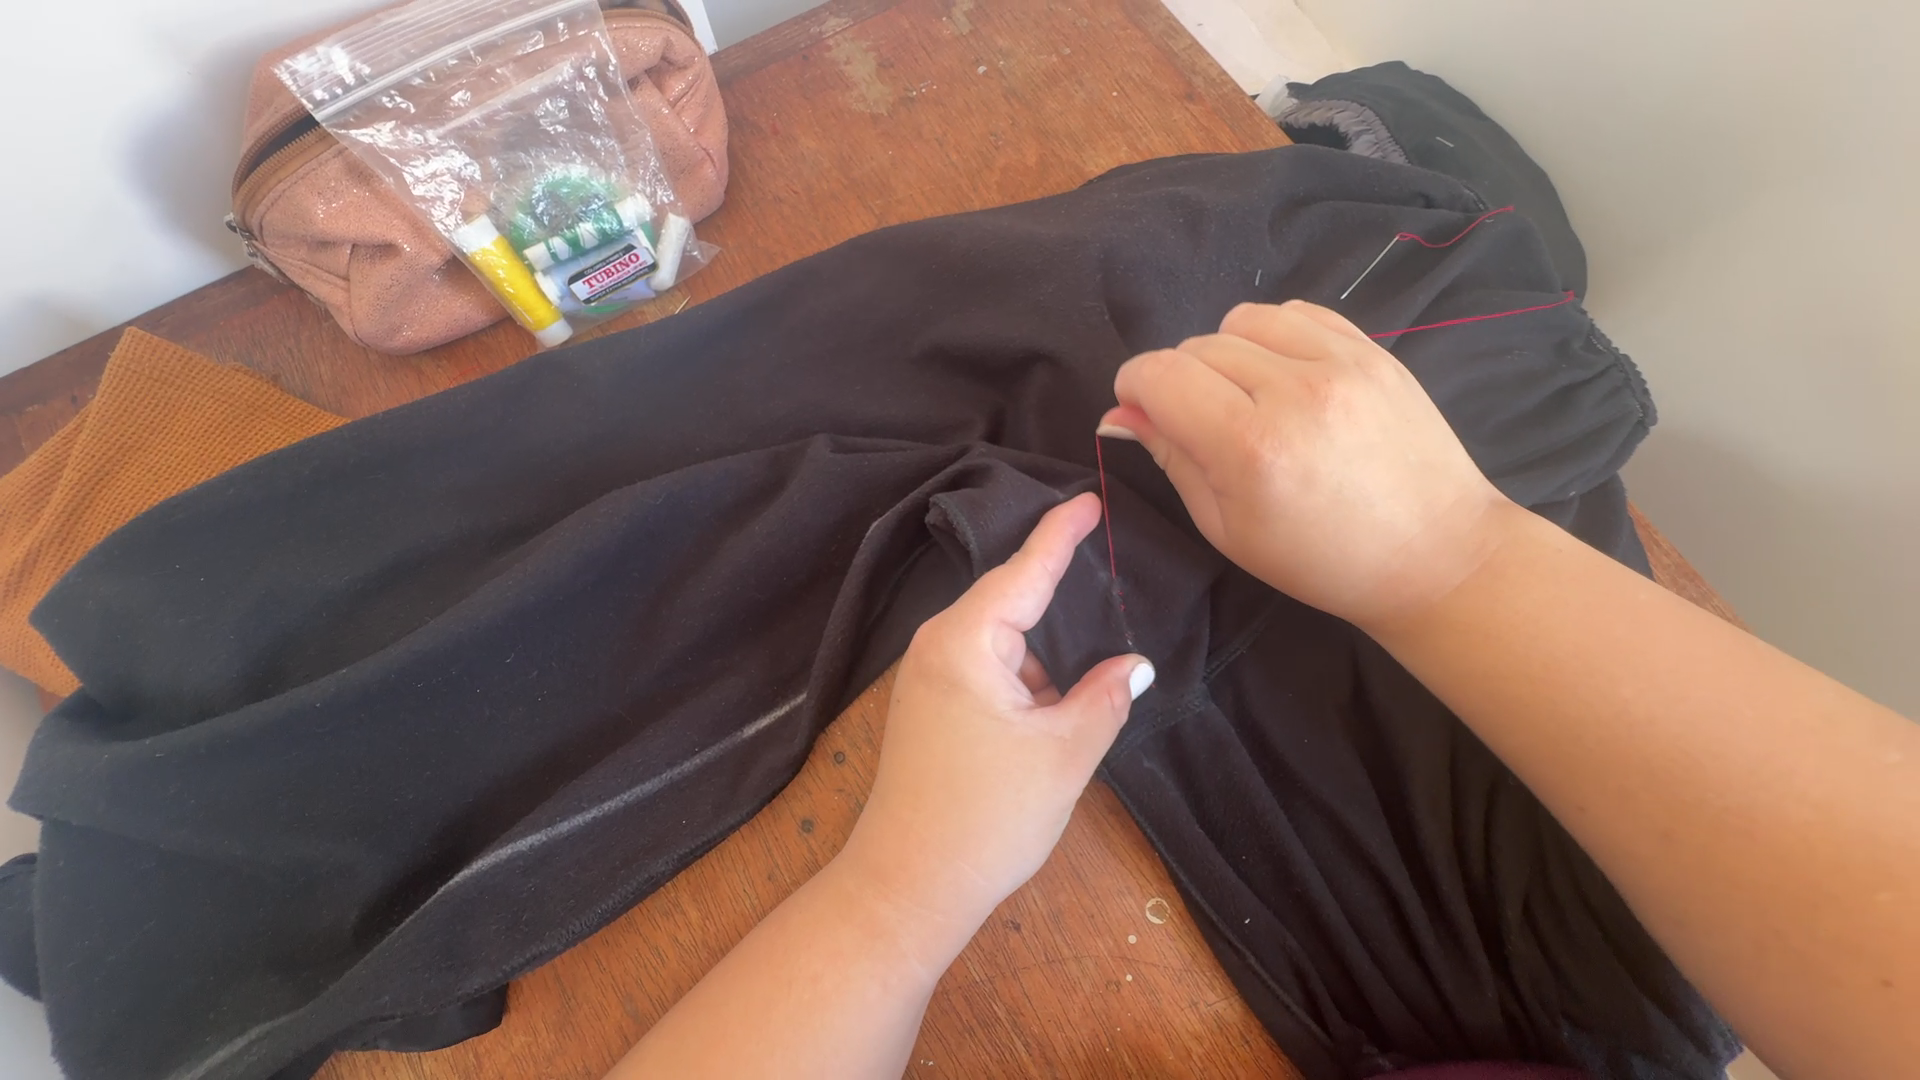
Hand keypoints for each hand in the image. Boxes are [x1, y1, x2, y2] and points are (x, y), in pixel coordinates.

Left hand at [838, 493, 1152, 933]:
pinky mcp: (928, 706)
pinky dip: (1022, 676)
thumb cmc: (986, 816)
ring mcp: (927, 677)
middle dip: (1057, 595)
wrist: (908, 886)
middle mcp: (937, 646)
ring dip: (1043, 652)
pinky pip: (985, 669)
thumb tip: (1134, 664)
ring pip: (1000, 641)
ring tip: (1086, 672)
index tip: (1090, 500)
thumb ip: (1104, 697)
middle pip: (1009, 601)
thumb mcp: (1063, 755)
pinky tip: (1050, 705)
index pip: (1025, 571)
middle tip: (1105, 575)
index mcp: (966, 641)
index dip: (1062, 534)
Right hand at [1099, 300, 1513, 631]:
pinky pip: (1295, 313)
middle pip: (1195, 347)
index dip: (1133, 387)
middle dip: (1177, 380)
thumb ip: (1171, 458)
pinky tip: (1282, 376)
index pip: (1160, 375)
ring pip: (1241, 320)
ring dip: (1223, 353)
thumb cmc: (1317, 560)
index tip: (1140, 412)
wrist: (1433, 554)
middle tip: (1198, 424)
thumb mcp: (1225, 527)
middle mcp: (1293, 390)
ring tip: (1243, 395)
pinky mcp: (1374, 350)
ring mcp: (1341, 362)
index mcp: (1250, 446)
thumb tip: (1119, 415)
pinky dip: (1271, 336)